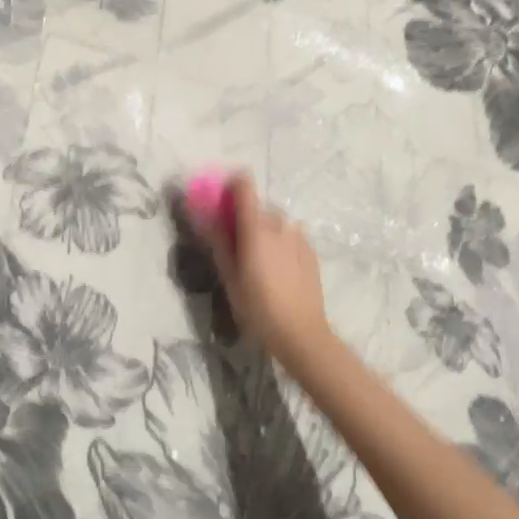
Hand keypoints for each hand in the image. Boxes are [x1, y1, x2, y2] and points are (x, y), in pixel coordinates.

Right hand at [197, 176, 334, 363]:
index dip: (233, 185)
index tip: (223, 196)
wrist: (301, 332)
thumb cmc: (258, 306)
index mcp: (255, 228)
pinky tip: (280, 267)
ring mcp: (299, 238)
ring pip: (278, 222)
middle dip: (248, 215)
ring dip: (267, 229)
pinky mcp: (311, 252)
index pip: (245, 187)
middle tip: (238, 240)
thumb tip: (206, 219)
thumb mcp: (230, 277)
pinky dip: (283, 241)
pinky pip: (292, 235)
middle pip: (260, 206)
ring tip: (261, 256)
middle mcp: (278, 225)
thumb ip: (218, 243)